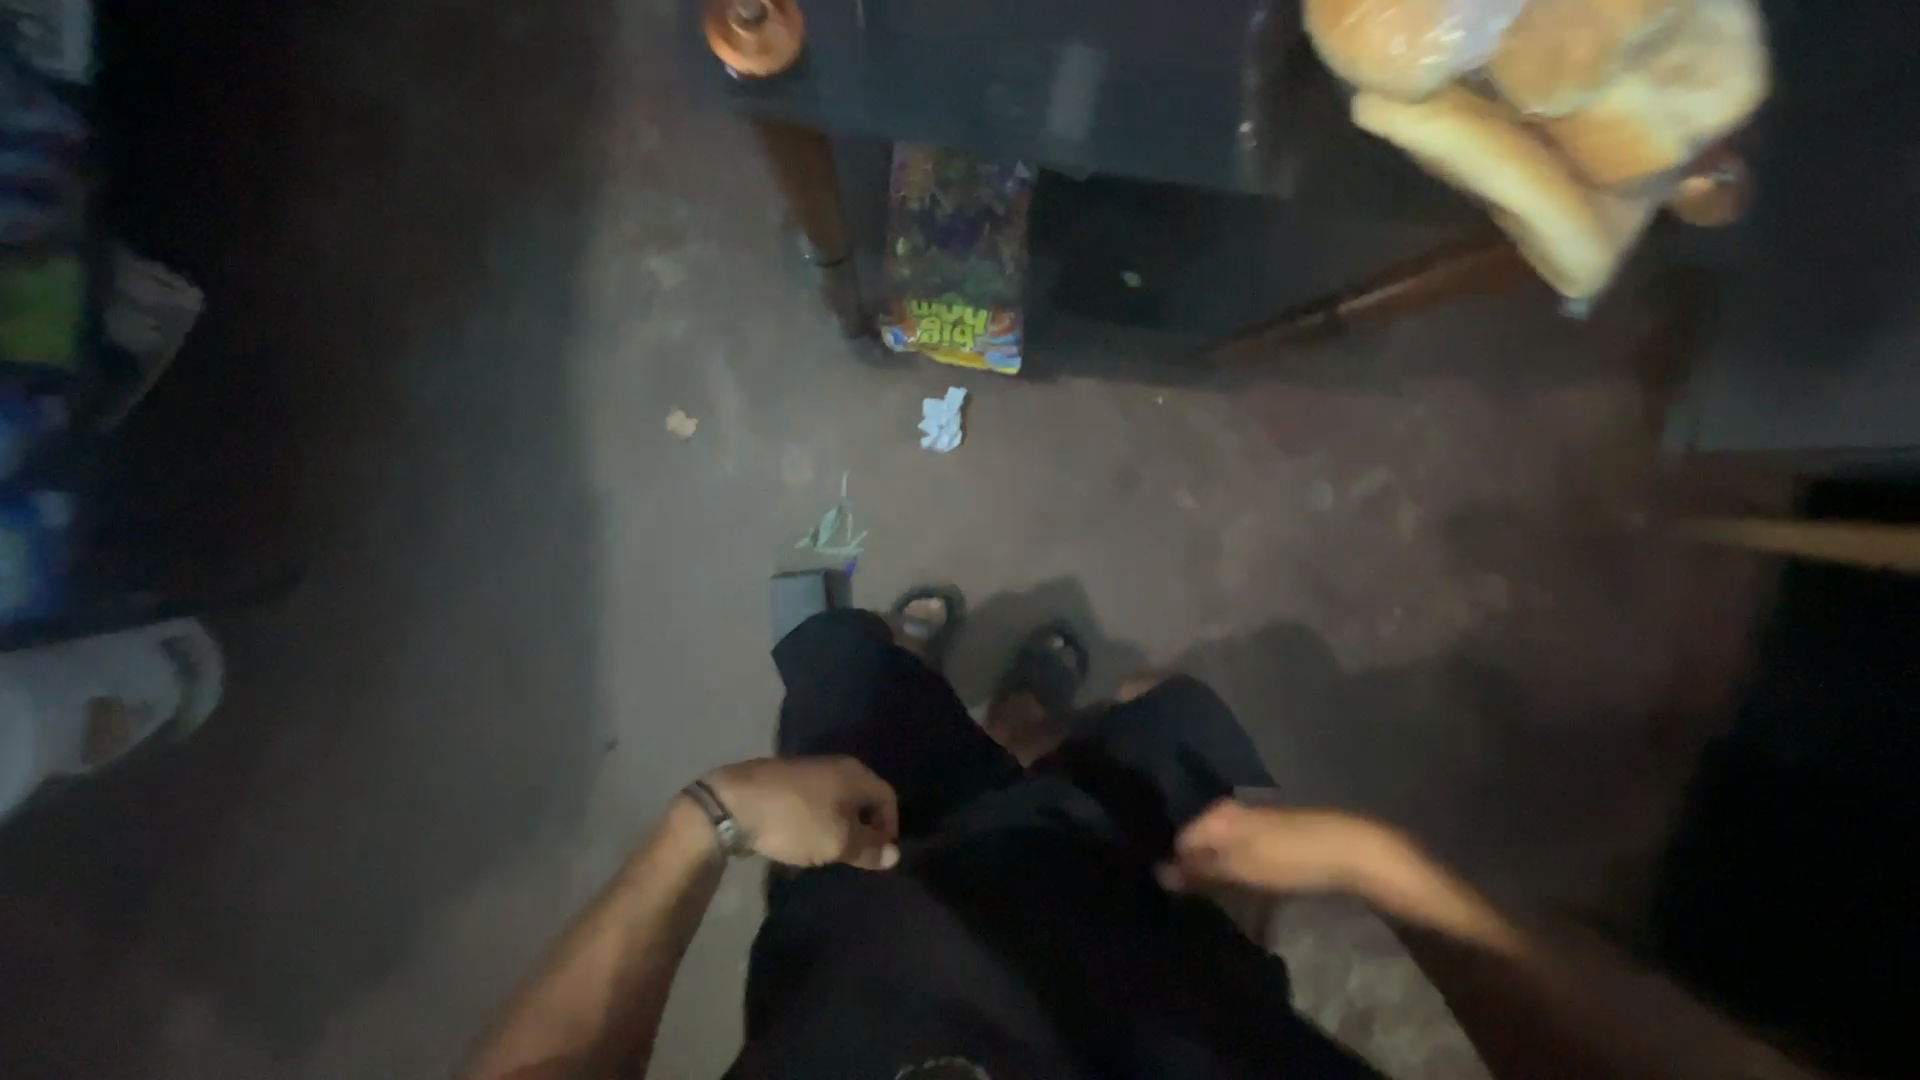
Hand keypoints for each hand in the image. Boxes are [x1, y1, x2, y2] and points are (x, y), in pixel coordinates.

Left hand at [699, 756, 900, 869]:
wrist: (736, 803)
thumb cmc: (797, 821)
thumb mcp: (839, 842)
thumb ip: (869, 848)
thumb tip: (894, 853)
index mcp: (857, 774)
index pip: (889, 798)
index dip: (889, 828)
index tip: (876, 856)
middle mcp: (837, 765)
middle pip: (863, 798)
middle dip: (863, 829)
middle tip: (853, 857)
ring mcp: (809, 770)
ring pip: (837, 800)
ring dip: (838, 826)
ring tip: (826, 852)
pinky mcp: (786, 780)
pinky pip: (814, 801)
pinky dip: (816, 821)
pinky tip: (801, 839)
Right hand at [1160, 801, 1396, 894]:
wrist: (1349, 851)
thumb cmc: (1288, 859)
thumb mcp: (1238, 868)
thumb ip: (1197, 869)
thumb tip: (1157, 871)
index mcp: (1215, 814)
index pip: (1177, 840)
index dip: (1172, 867)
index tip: (1170, 896)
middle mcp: (1227, 812)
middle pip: (1196, 843)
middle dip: (1190, 869)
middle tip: (1187, 900)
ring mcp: (1248, 823)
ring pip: (1216, 849)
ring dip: (1212, 872)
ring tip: (1208, 899)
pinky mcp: (1267, 837)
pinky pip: (1235, 853)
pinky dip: (1231, 870)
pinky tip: (1236, 888)